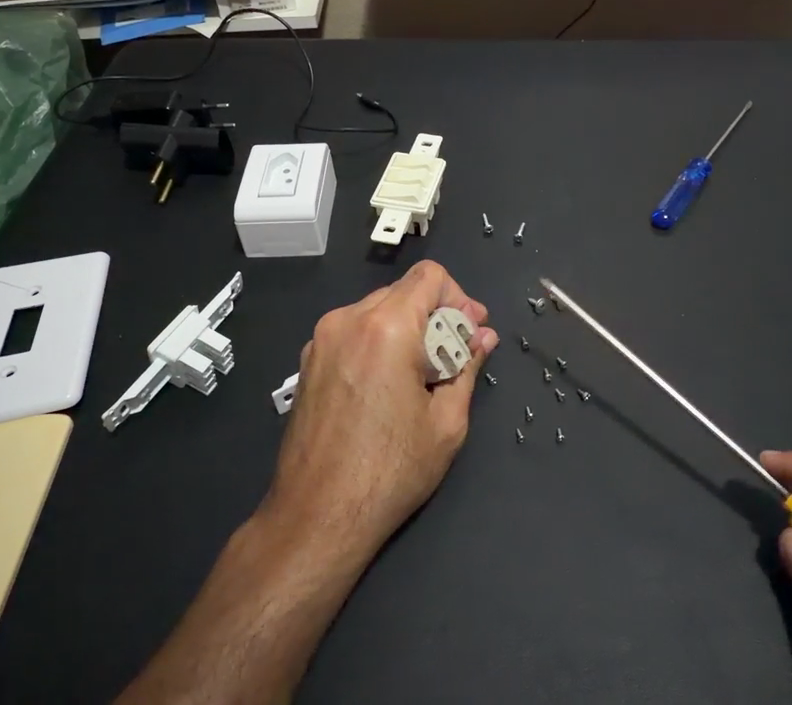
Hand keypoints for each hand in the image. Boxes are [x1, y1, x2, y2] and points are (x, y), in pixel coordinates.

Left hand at [259, 261, 497, 554]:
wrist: (317, 515)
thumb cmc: (390, 472)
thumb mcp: (446, 421)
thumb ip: (467, 367)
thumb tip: (483, 337)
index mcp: (386, 327)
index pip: (431, 276)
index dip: (459, 298)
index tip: (471, 334)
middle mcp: (348, 321)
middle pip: (403, 291)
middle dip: (436, 315)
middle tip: (456, 356)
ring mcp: (321, 340)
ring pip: (377, 310)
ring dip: (408, 329)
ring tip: (423, 375)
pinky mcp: (308, 362)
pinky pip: (354, 332)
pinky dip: (379, 343)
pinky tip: (390, 386)